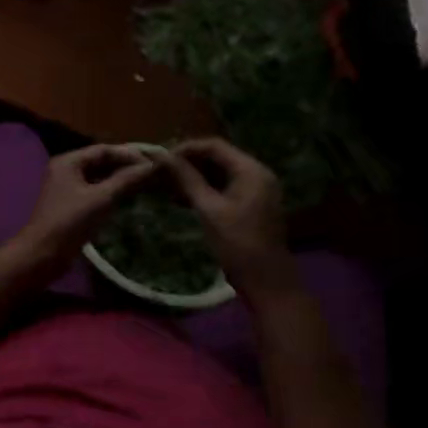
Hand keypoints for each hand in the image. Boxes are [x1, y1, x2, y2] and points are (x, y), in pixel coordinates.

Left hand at [12, 145, 156, 272]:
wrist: (43, 254)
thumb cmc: (70, 222)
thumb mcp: (101, 199)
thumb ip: (126, 180)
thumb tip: (152, 165)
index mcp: (69, 162)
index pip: (103, 150)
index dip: (129, 155)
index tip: (153, 161)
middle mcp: (66, 170)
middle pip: (101, 162)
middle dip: (125, 166)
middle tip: (152, 172)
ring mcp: (68, 188)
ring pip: (99, 178)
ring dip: (120, 179)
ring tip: (146, 183)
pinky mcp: (71, 205)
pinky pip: (95, 192)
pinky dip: (112, 192)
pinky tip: (129, 198)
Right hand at [153, 139, 297, 297]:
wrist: (265, 280)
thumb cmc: (237, 243)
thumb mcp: (208, 209)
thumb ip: (187, 179)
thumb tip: (162, 156)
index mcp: (251, 170)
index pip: (214, 146)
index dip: (186, 148)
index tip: (162, 158)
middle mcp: (257, 173)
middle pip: (218, 157)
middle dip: (189, 163)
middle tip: (162, 172)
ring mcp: (256, 189)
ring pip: (220, 173)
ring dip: (195, 177)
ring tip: (167, 185)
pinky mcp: (251, 204)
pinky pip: (225, 188)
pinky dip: (205, 190)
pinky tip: (182, 199)